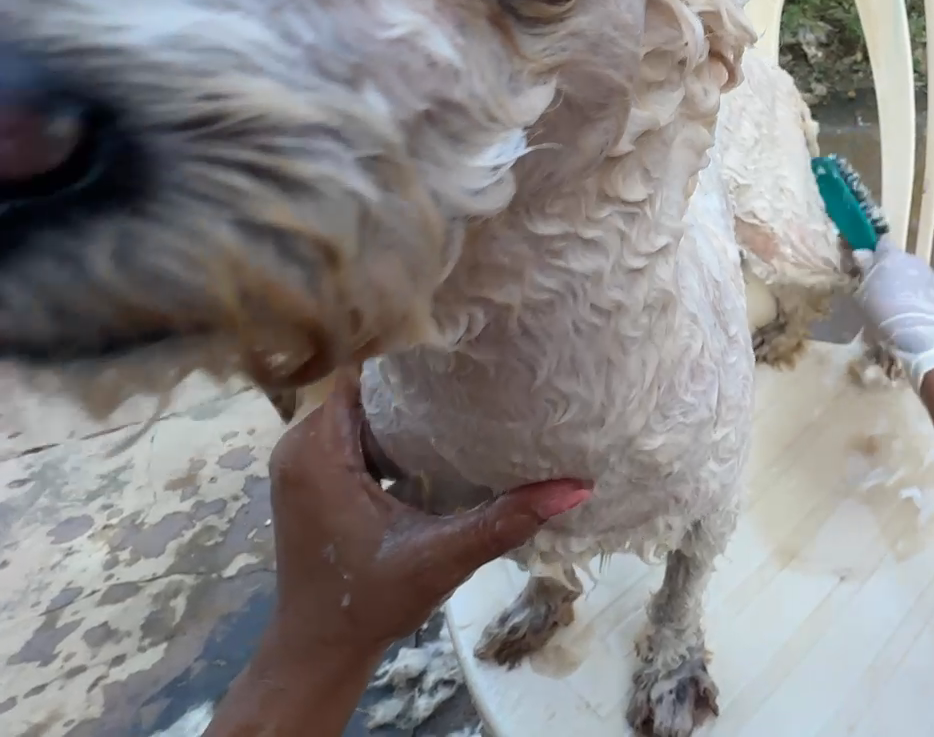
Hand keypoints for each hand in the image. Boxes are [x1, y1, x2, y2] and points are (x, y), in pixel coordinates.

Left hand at [265, 372, 591, 660]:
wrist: (322, 650)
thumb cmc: (368, 602)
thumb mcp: (442, 557)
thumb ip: (505, 520)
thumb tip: (580, 487)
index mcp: (318, 451)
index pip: (364, 367)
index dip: (414, 344)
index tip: (470, 330)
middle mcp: (307, 444)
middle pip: (372, 377)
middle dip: (428, 362)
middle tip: (491, 347)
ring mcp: (315, 457)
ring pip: (373, 397)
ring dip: (422, 388)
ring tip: (483, 372)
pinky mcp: (329, 470)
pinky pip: (371, 419)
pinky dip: (412, 412)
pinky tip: (458, 415)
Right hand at [854, 239, 933, 390]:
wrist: (915, 333)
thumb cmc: (881, 312)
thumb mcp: (862, 293)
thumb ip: (864, 270)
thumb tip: (861, 253)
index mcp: (891, 256)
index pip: (883, 243)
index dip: (876, 252)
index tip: (870, 264)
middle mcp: (913, 260)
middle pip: (900, 261)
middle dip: (892, 272)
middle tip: (883, 292)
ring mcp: (930, 275)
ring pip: (915, 275)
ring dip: (908, 285)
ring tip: (899, 307)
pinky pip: (927, 291)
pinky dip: (921, 298)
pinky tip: (914, 315)